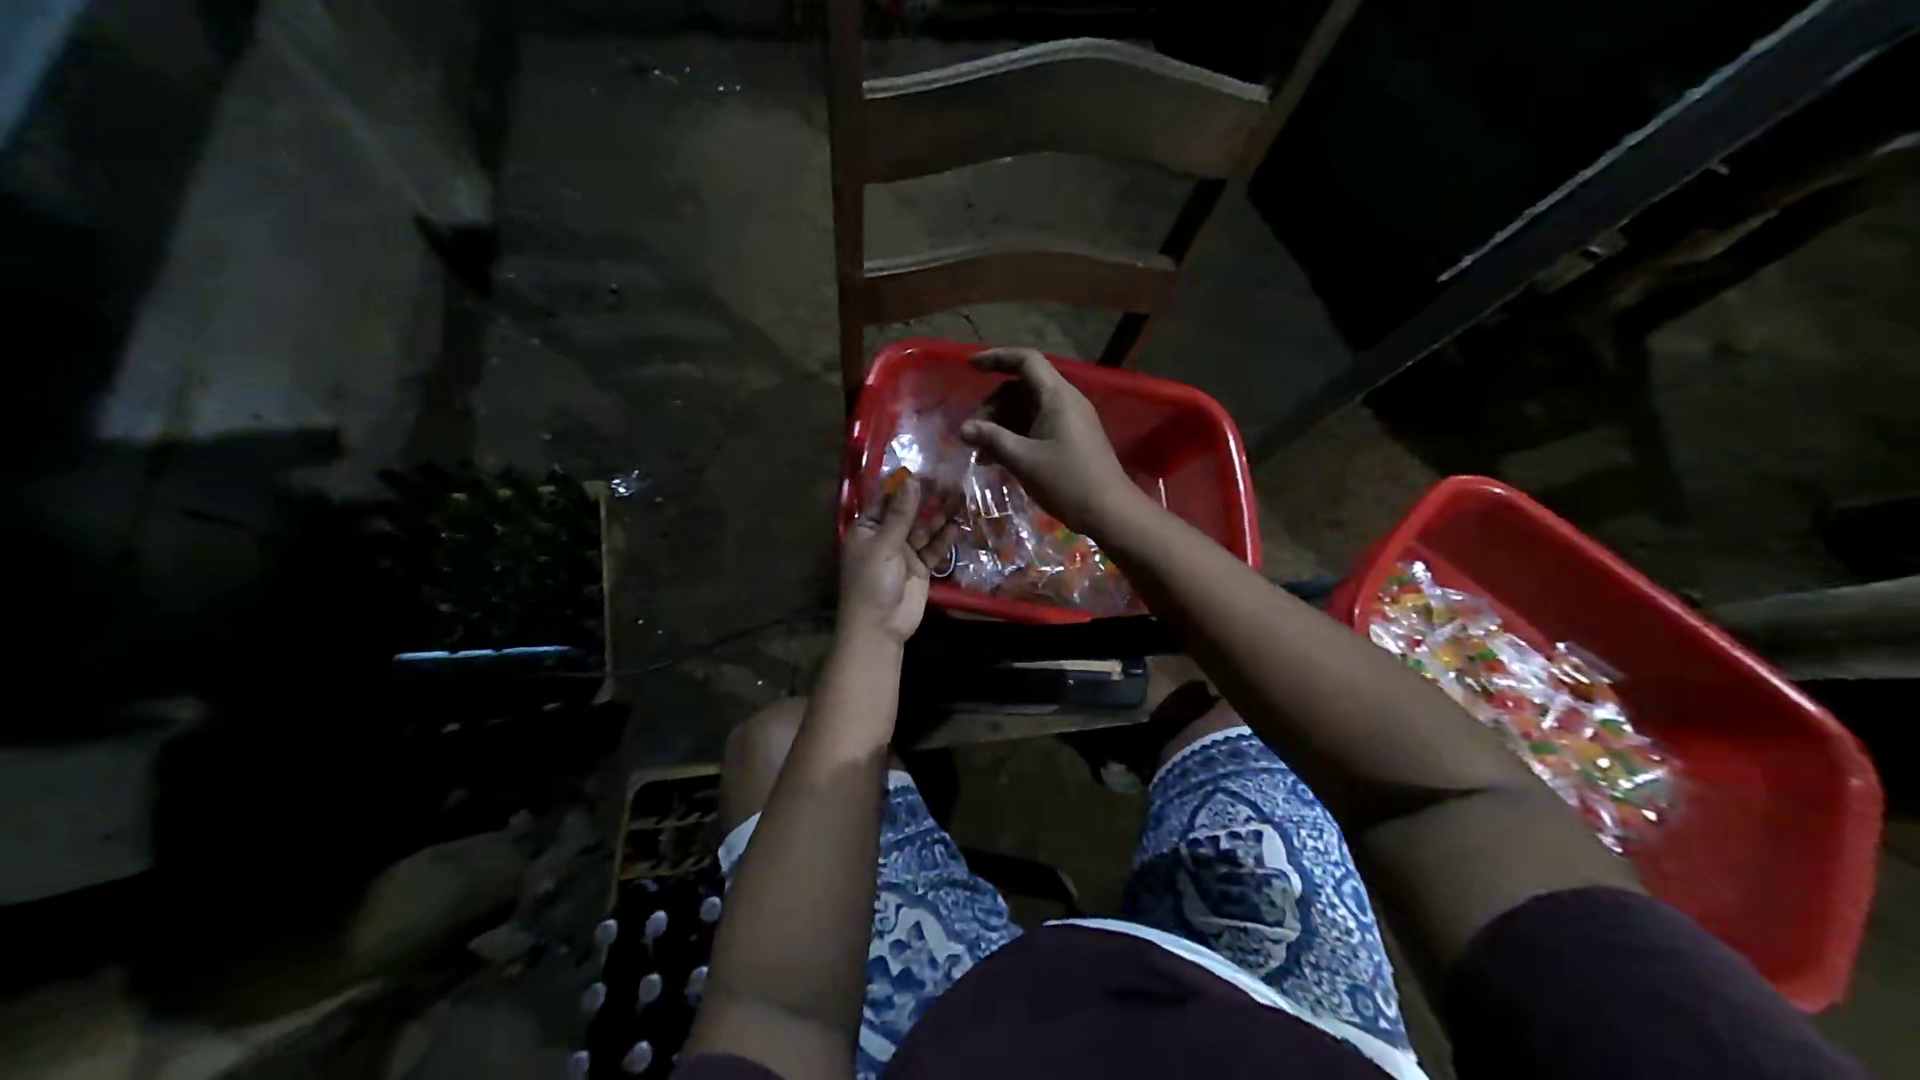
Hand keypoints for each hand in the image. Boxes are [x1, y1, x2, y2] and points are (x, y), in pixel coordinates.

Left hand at [841, 477, 960, 643]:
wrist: (879, 627)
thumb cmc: (872, 582)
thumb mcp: (884, 544)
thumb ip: (901, 514)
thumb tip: (911, 480)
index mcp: (867, 529)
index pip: (888, 500)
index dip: (907, 485)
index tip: (929, 468)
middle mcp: (885, 537)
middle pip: (909, 513)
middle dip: (928, 499)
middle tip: (951, 480)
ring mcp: (904, 553)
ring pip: (924, 529)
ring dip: (940, 515)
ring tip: (960, 497)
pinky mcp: (919, 568)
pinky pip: (933, 549)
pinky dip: (944, 538)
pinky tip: (957, 524)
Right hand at [959, 347, 1144, 537]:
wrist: (1109, 512)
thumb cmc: (1066, 481)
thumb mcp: (1023, 460)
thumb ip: (992, 439)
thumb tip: (964, 429)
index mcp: (1057, 396)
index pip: (1026, 361)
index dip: (997, 358)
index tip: (970, 367)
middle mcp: (1065, 401)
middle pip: (1022, 387)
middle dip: (993, 405)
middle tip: (972, 433)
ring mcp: (1070, 420)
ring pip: (1028, 409)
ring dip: (1002, 425)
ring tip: (981, 453)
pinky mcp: (1071, 439)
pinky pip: (1038, 426)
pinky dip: (1016, 436)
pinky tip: (998, 460)